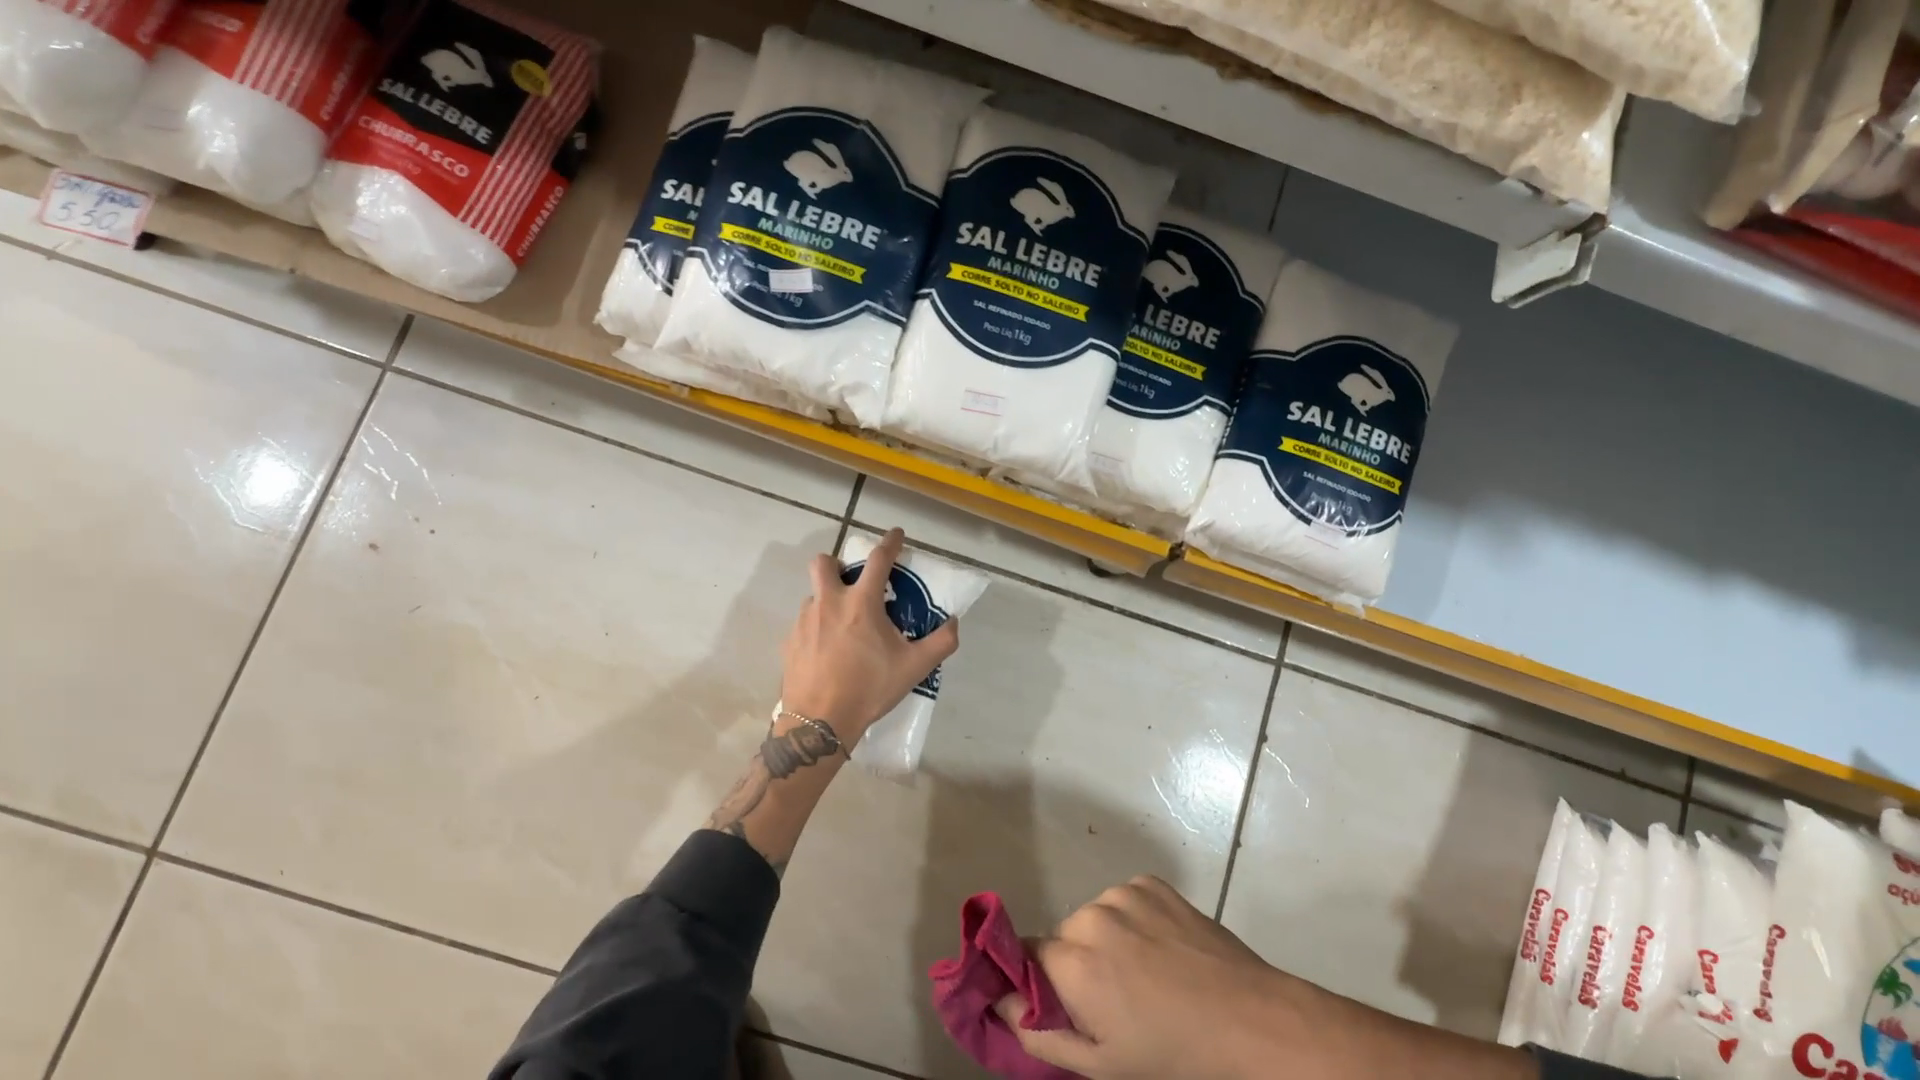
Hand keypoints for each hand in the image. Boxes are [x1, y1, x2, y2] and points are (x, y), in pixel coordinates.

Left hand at [780, 528, 959, 740]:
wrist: (820, 722)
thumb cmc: (869, 689)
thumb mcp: (915, 667)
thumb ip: (941, 642)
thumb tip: (954, 622)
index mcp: (861, 603)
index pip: (878, 559)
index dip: (890, 542)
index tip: (896, 534)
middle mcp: (829, 603)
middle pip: (823, 563)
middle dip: (837, 564)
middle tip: (851, 583)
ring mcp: (804, 621)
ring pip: (814, 596)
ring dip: (828, 601)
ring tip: (843, 628)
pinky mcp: (789, 642)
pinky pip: (804, 624)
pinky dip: (817, 628)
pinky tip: (827, 652)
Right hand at [992, 876, 1306, 1079]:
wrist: (1249, 1019)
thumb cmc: (1171, 1052)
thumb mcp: (1101, 1063)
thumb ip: (1039, 1033)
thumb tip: (1000, 1002)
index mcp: (1072, 963)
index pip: (1025, 955)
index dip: (1039, 979)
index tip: (1062, 1001)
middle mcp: (1091, 917)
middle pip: (1062, 937)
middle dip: (1077, 963)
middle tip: (1114, 998)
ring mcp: (1124, 894)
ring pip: (1094, 917)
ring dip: (1106, 939)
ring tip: (1145, 972)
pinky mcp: (1152, 883)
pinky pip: (1124, 899)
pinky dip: (1133, 918)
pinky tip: (1160, 945)